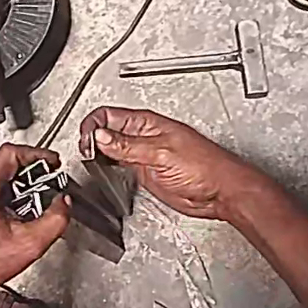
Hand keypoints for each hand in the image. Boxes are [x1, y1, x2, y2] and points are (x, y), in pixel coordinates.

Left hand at [0, 144, 70, 295]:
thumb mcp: (31, 242)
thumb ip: (55, 218)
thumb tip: (64, 202)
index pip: (9, 154)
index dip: (35, 154)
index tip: (51, 161)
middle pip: (5, 159)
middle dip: (32, 165)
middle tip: (50, 174)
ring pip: (1, 170)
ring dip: (24, 177)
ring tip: (41, 189)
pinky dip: (15, 187)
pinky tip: (27, 203)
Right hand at [77, 107, 266, 219]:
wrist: (221, 192)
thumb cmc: (205, 167)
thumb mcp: (161, 153)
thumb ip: (128, 146)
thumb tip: (101, 137)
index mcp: (147, 123)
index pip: (108, 115)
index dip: (93, 126)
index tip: (88, 143)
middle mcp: (143, 136)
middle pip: (107, 130)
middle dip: (92, 139)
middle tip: (86, 153)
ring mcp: (143, 154)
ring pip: (111, 147)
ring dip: (99, 152)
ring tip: (91, 161)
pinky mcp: (145, 171)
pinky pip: (120, 163)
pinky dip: (108, 165)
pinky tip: (104, 170)